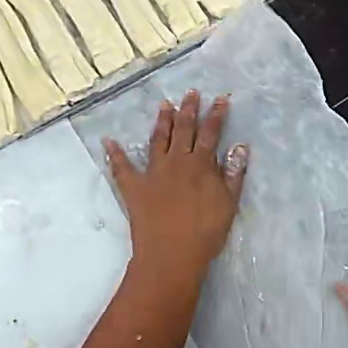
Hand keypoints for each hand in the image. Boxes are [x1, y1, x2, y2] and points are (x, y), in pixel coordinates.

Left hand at [102, 91, 248, 288]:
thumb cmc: (206, 231)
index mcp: (201, 165)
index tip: (220, 100)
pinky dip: (114, 154)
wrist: (171, 255)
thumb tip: (239, 147)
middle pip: (183, 130)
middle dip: (189, 110)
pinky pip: (122, 168)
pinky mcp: (134, 188)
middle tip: (191, 92)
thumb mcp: (229, 203)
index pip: (210, 133)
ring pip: (158, 140)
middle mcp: (176, 162)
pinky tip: (108, 141)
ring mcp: (152, 173)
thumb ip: (233, 174)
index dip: (216, 115)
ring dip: (162, 122)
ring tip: (164, 105)